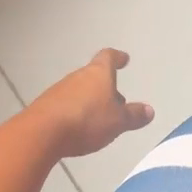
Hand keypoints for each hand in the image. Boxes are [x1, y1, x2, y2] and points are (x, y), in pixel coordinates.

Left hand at [25, 49, 154, 157]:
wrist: (40, 134)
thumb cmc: (86, 121)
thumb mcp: (117, 121)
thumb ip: (134, 115)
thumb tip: (150, 110)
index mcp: (98, 73)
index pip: (108, 57)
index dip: (117, 57)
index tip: (123, 59)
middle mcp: (78, 77)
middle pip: (94, 75)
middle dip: (105, 87)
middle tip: (116, 100)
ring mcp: (59, 91)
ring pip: (79, 91)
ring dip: (89, 101)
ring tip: (98, 118)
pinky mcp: (44, 107)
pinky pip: (65, 105)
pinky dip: (74, 112)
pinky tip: (77, 128)